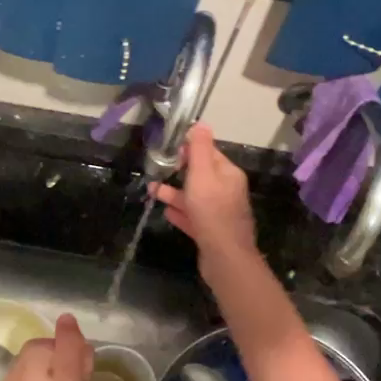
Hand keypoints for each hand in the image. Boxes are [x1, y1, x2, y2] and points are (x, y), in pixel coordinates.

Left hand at [0, 314, 92, 380]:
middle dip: (76, 380)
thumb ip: (70, 344)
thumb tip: (67, 316)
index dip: (84, 368)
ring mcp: (21, 379)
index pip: (76, 347)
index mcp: (37, 348)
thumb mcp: (67, 377)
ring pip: (59, 378)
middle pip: (66, 361)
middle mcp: (25, 358)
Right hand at [150, 124, 256, 262]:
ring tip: (152, 190)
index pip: (209, 153)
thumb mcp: (203, 174)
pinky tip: (167, 212)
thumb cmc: (212, 211)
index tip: (169, 147)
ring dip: (174, 193)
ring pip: (195, 197)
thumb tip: (201, 124)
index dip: (190, 148)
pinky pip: (193, 217)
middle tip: (158, 167)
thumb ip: (200, 149)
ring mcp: (219, 213)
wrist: (224, 257)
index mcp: (228, 174)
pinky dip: (180, 212)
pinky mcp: (211, 232)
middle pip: (201, 175)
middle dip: (180, 171)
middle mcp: (227, 191)